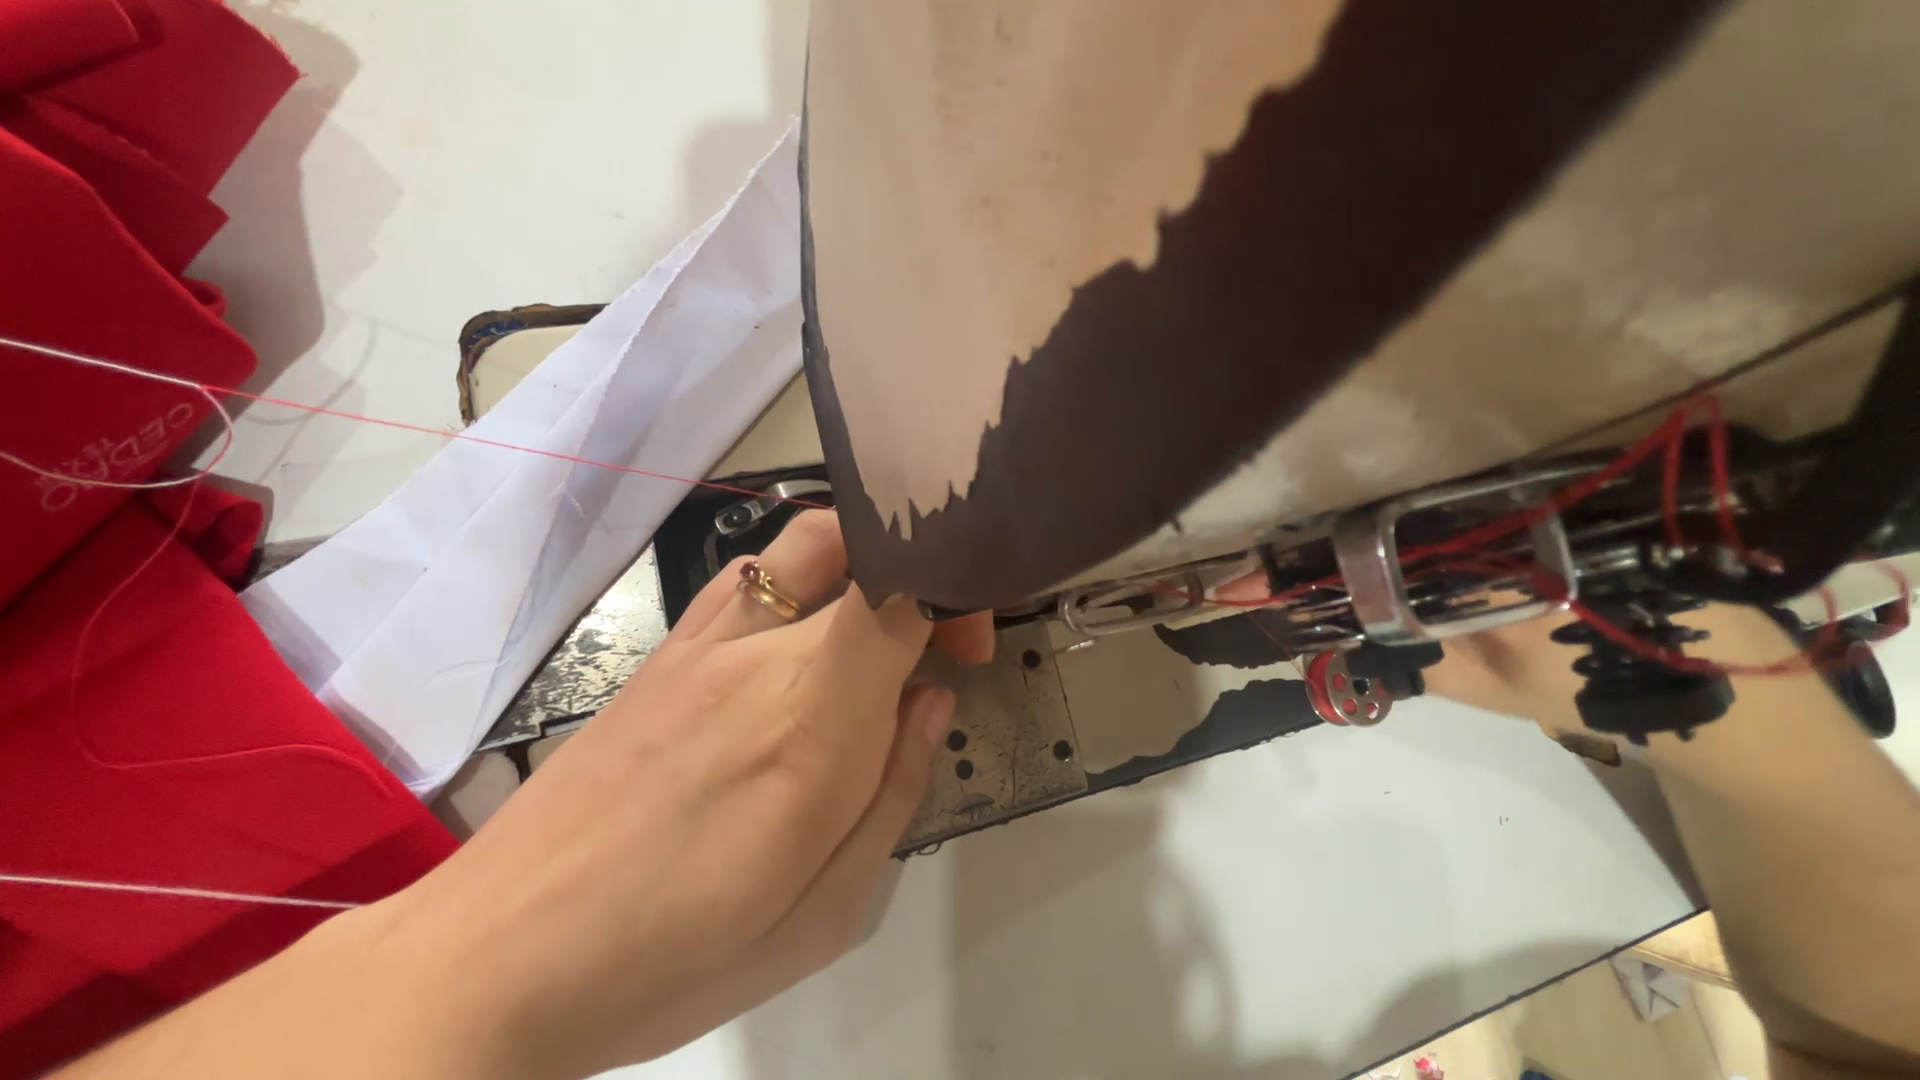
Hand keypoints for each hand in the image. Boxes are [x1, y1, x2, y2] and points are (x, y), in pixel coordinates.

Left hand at [344, 511, 993, 1077]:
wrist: (498, 956)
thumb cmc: (677, 953)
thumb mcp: (825, 912)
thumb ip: (894, 791)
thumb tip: (931, 701)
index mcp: (811, 714)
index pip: (900, 586)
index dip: (953, 592)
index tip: (967, 650)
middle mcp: (757, 652)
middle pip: (858, 548)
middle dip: (919, 576)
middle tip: (938, 645)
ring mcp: (699, 645)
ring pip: (799, 545)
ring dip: (859, 563)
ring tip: (870, 638)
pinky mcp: (658, 657)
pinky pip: (745, 583)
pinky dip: (796, 586)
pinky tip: (793, 654)